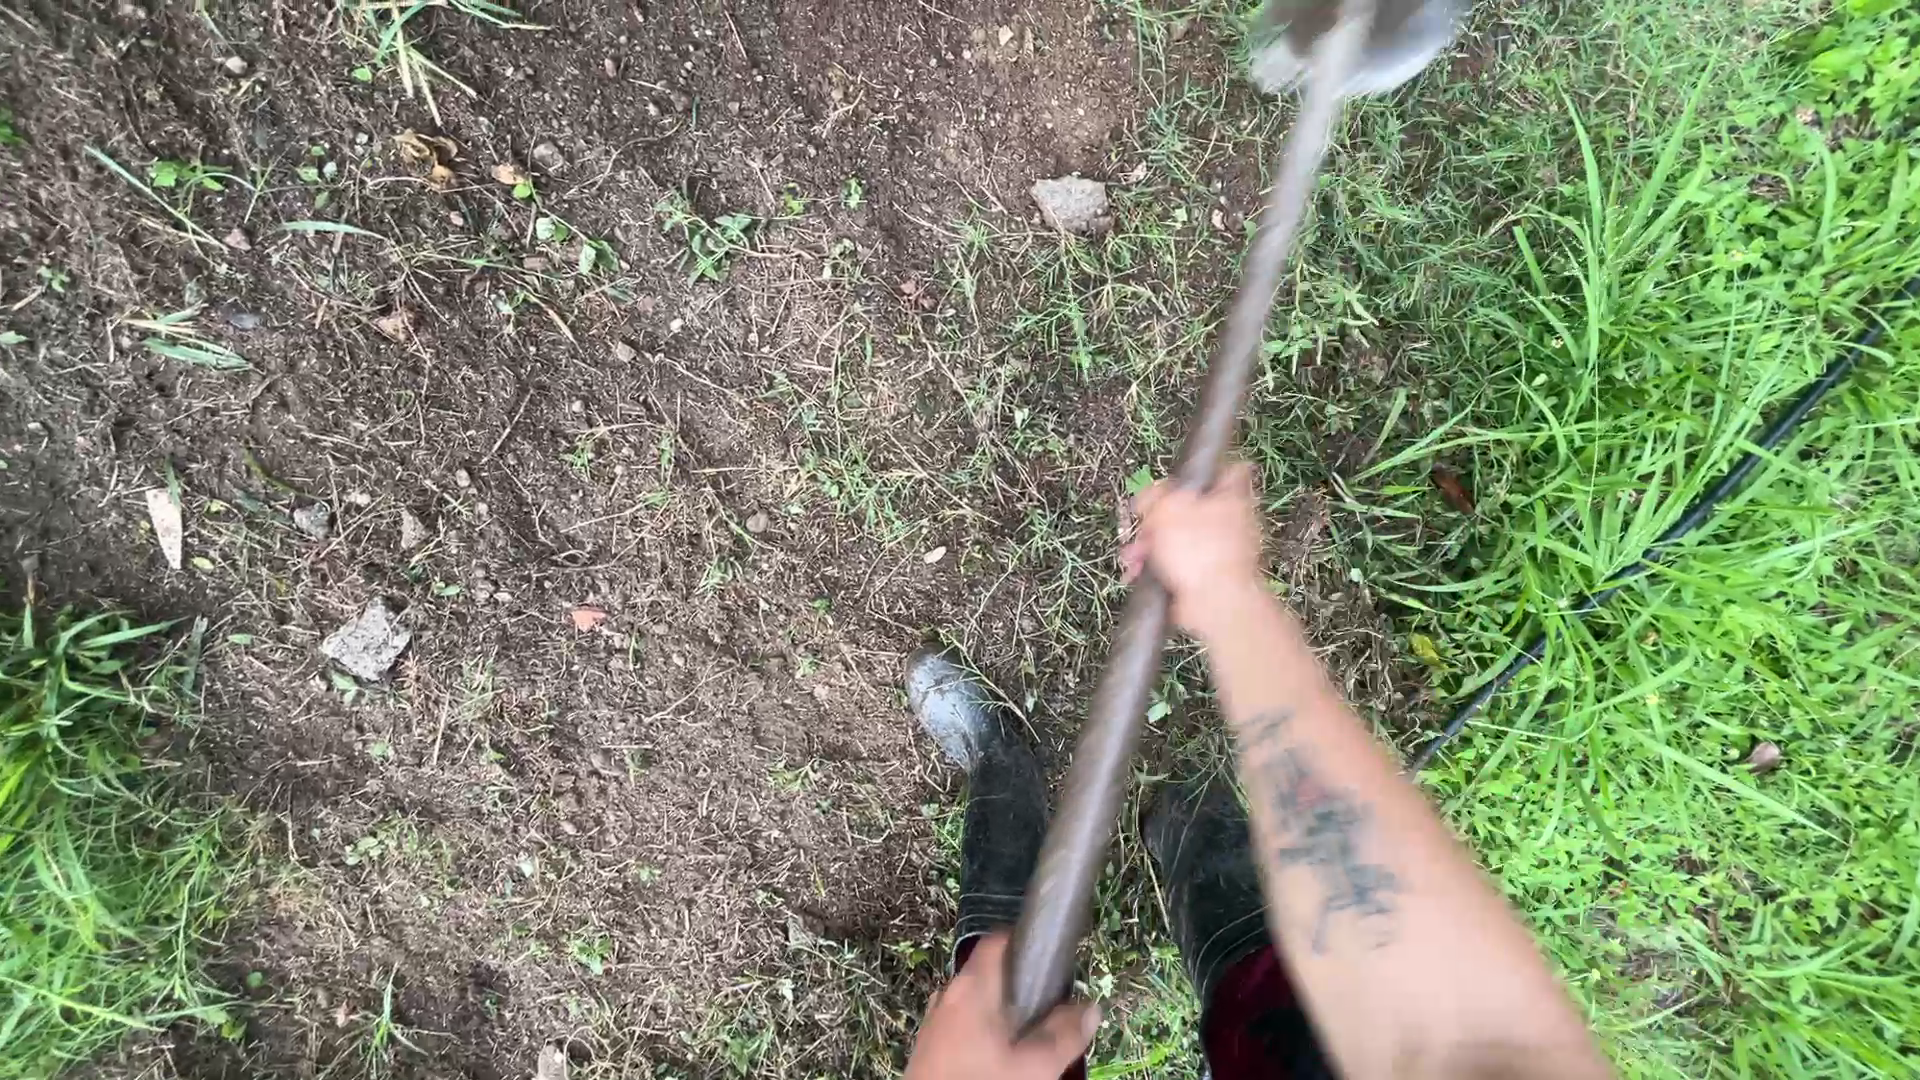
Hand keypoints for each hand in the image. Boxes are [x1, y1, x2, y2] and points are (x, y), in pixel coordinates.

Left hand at [903, 934, 1099, 1079]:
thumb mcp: (1032, 1066)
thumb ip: (1063, 1035)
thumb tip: (1091, 1008)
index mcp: (972, 984)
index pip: (996, 939)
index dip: (1022, 942)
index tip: (1046, 961)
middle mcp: (950, 991)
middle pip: (987, 972)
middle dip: (1017, 986)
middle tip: (1045, 1010)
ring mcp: (936, 1017)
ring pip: (974, 1000)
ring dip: (999, 1012)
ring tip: (1025, 1038)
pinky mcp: (929, 1043)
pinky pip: (961, 1023)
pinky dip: (981, 1030)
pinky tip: (997, 1057)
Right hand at [1121, 462, 1269, 640]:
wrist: (1214, 602)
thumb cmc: (1199, 550)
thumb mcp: (1167, 510)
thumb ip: (1156, 495)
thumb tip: (1149, 494)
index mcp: (1228, 497)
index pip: (1225, 470)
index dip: (1202, 471)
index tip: (1179, 479)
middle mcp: (1228, 522)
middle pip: (1188, 508)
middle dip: (1156, 519)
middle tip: (1143, 526)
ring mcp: (1217, 550)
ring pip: (1176, 538)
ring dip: (1148, 546)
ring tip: (1132, 556)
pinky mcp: (1205, 575)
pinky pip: (1175, 563)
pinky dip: (1154, 566)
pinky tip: (1137, 572)